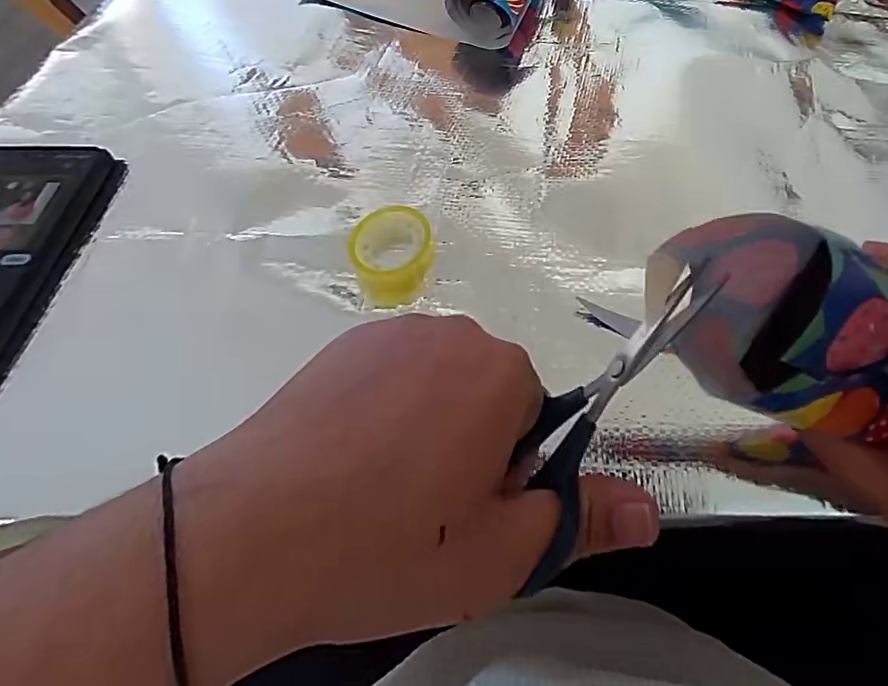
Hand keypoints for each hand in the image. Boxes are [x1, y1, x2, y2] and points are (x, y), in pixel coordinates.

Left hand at [174, 315, 659, 676]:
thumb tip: (650, 514)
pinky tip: (346, 458)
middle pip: (493, 393)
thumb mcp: (498, 555)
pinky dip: (387, 408)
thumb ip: (582, 521)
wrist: (237, 543)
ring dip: (431, 425)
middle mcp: (460, 333)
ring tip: (378, 487)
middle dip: (475, 443)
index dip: (508, 469)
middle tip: (422, 506)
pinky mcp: (349, 342)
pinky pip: (397, 372)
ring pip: (445, 382)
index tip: (464, 509)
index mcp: (504, 373)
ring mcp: (398, 331)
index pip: (538, 416)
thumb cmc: (384, 547)